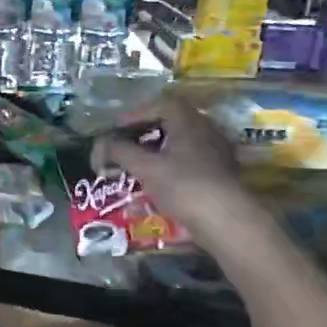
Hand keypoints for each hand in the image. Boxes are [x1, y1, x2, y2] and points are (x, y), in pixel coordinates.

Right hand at [94, 93, 253, 242]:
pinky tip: (157, 188)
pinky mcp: (220, 178)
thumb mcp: (145, 167)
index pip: (163, 103)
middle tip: (125, 148)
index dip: (137, 112)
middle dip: (145, 134)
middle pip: (172, 124)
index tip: (118, 128)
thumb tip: (100, 144)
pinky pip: (190, 165)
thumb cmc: (184, 186)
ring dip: (157, 154)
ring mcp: (216, 156)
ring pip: (181, 146)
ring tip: (137, 169)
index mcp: (190, 123)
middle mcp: (206, 133)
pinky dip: (170, 170)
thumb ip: (119, 151)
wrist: (227, 222)